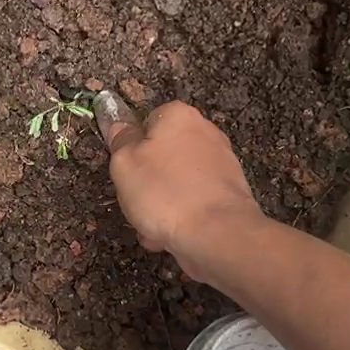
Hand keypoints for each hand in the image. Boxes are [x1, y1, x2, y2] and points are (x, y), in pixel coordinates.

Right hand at [104, 101, 262, 280]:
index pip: (145, 123)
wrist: (216, 233)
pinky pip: (193, 200)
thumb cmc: (165, 193)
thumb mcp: (124, 164)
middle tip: (136, 200)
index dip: (131, 148)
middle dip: (146, 180)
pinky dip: (181, 215)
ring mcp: (221, 163)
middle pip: (162, 154)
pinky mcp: (228, 191)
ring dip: (161, 203)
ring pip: (176, 182)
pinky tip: (171, 234)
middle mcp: (205, 132)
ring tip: (153, 226)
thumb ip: (120, 141)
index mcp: (178, 116)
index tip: (125, 170)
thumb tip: (121, 128)